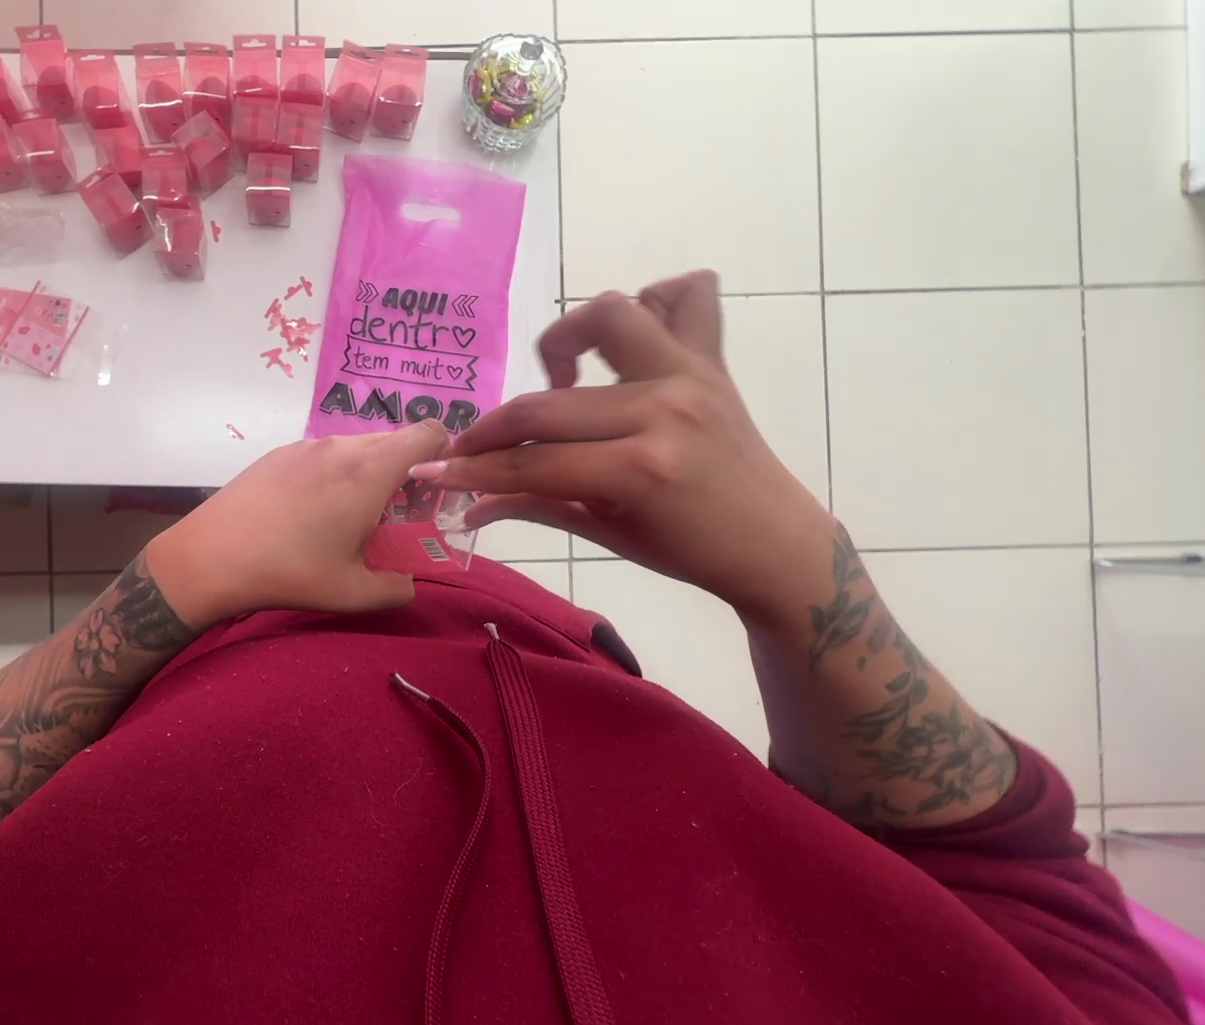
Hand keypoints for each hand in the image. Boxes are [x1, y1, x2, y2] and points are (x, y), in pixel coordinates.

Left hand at [144, 420, 451, 626]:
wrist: (211, 557)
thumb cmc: (290, 573)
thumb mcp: (354, 593)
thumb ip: (398, 587)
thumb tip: (409, 580)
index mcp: (370, 470)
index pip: (428, 434)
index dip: (442, 457)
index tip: (430, 494)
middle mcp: (340, 446)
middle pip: (392, 443)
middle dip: (403, 475)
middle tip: (389, 518)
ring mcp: (304, 446)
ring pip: (354, 450)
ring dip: (364, 477)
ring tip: (343, 520)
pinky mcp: (277, 454)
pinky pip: (321, 456)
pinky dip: (330, 476)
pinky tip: (305, 514)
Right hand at [409, 271, 835, 618]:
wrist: (772, 542)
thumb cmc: (686, 550)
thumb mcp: (603, 533)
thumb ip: (531, 507)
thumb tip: (464, 507)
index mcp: (640, 469)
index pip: (532, 464)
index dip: (473, 471)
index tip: (432, 473)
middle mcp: (664, 409)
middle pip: (547, 406)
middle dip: (491, 432)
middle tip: (471, 449)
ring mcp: (691, 373)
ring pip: (606, 315)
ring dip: (565, 341)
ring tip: (560, 386)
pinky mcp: (711, 357)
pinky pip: (686, 294)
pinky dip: (652, 303)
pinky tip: (625, 351)